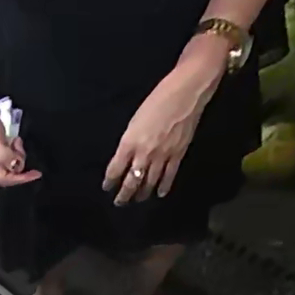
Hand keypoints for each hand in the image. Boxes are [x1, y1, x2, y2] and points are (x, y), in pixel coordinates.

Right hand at [0, 103, 40, 187]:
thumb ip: (6, 156)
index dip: (22, 178)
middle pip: (8, 173)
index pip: (5, 179)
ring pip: (9, 165)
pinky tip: (12, 140)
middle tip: (19, 144)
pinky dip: (12, 150)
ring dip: (16, 154)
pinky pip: (7, 158)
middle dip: (17, 161)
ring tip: (15, 140)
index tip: (36, 174)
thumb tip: (17, 167)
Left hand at [104, 37, 228, 204]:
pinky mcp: (178, 155)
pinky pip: (169, 176)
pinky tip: (159, 193)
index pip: (115, 169)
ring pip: (149, 183)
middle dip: (124, 195)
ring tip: (137, 200)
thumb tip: (125, 157)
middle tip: (119, 202)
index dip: (110, 181)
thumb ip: (129, 141)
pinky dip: (163, 187)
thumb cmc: (158, 99)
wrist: (187, 91)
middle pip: (131, 182)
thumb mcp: (135, 119)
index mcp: (130, 142)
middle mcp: (144, 153)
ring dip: (142, 194)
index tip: (107, 187)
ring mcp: (162, 156)